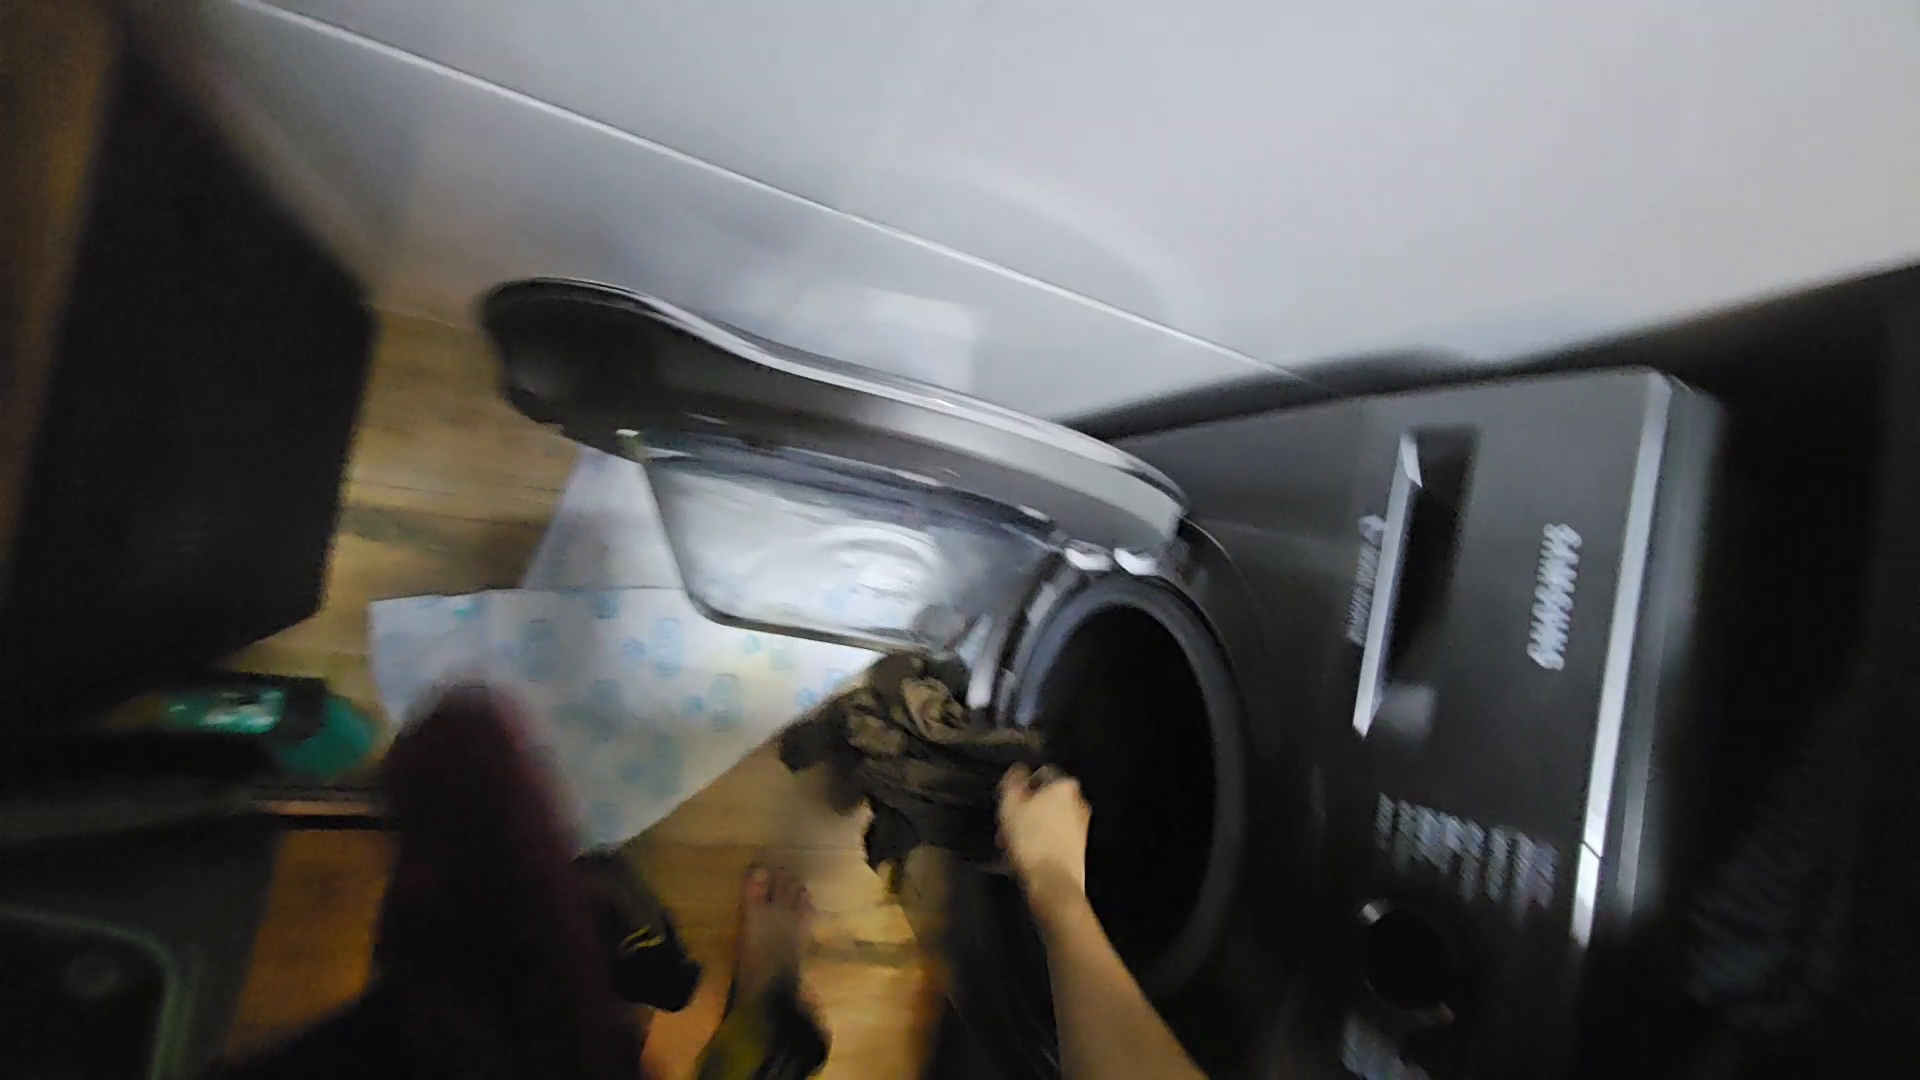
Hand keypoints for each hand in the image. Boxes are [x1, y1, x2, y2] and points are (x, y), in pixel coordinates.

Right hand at [998, 764, 1091, 917]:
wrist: (1053, 883)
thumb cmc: (1031, 839)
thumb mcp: (1010, 804)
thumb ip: (1012, 781)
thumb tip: (1018, 769)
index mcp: (1064, 786)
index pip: (1039, 775)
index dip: (1020, 788)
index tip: (1008, 804)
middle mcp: (1078, 802)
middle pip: (1043, 800)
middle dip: (1023, 812)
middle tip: (1006, 826)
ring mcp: (1081, 826)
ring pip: (1047, 820)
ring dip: (1028, 828)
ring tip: (1011, 844)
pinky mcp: (1078, 848)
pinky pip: (1054, 837)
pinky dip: (1039, 842)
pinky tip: (1024, 856)